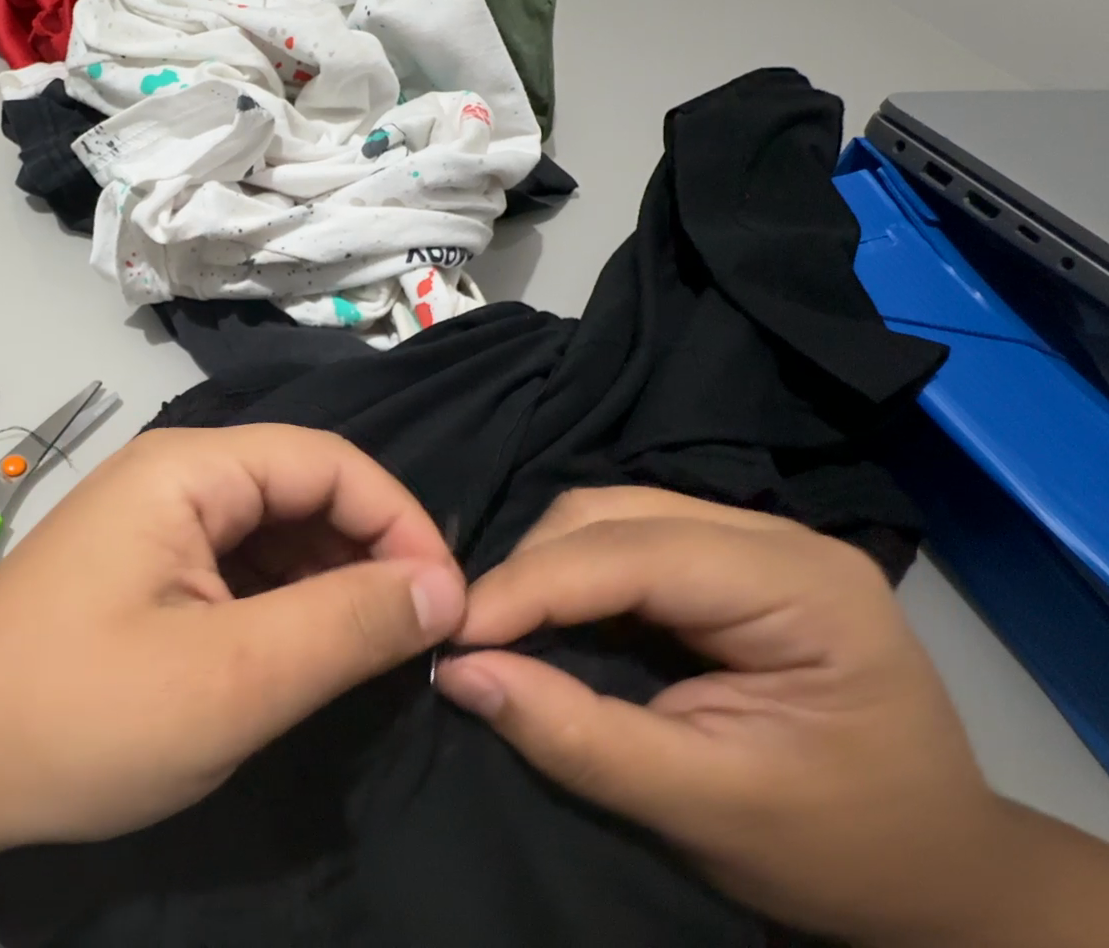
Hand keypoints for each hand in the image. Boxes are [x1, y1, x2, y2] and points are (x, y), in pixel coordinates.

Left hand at [0, 424, 466, 850]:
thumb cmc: (83, 715)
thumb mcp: (233, 678)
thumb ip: (346, 624)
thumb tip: (442, 588)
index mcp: (185, 471)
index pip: (329, 461)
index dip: (401, 524)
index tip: (447, 608)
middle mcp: (165, 479)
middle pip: (298, 490)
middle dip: (365, 555)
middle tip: (409, 640)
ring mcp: (145, 525)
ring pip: (267, 532)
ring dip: (324, 584)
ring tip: (357, 656)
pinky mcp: (135, 571)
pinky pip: (229, 568)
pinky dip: (277, 604)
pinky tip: (293, 655)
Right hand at [433, 487, 1079, 945]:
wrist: (927, 864)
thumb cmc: (835, 845)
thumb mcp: (702, 807)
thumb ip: (577, 737)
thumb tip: (458, 672)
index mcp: (800, 589)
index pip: (632, 554)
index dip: (528, 586)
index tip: (451, 638)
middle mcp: (773, 538)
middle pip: (606, 515)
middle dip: (526, 573)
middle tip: (471, 640)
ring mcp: (748, 543)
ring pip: (599, 516)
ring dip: (536, 569)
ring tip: (499, 631)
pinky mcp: (719, 563)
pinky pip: (611, 540)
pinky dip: (560, 575)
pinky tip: (543, 619)